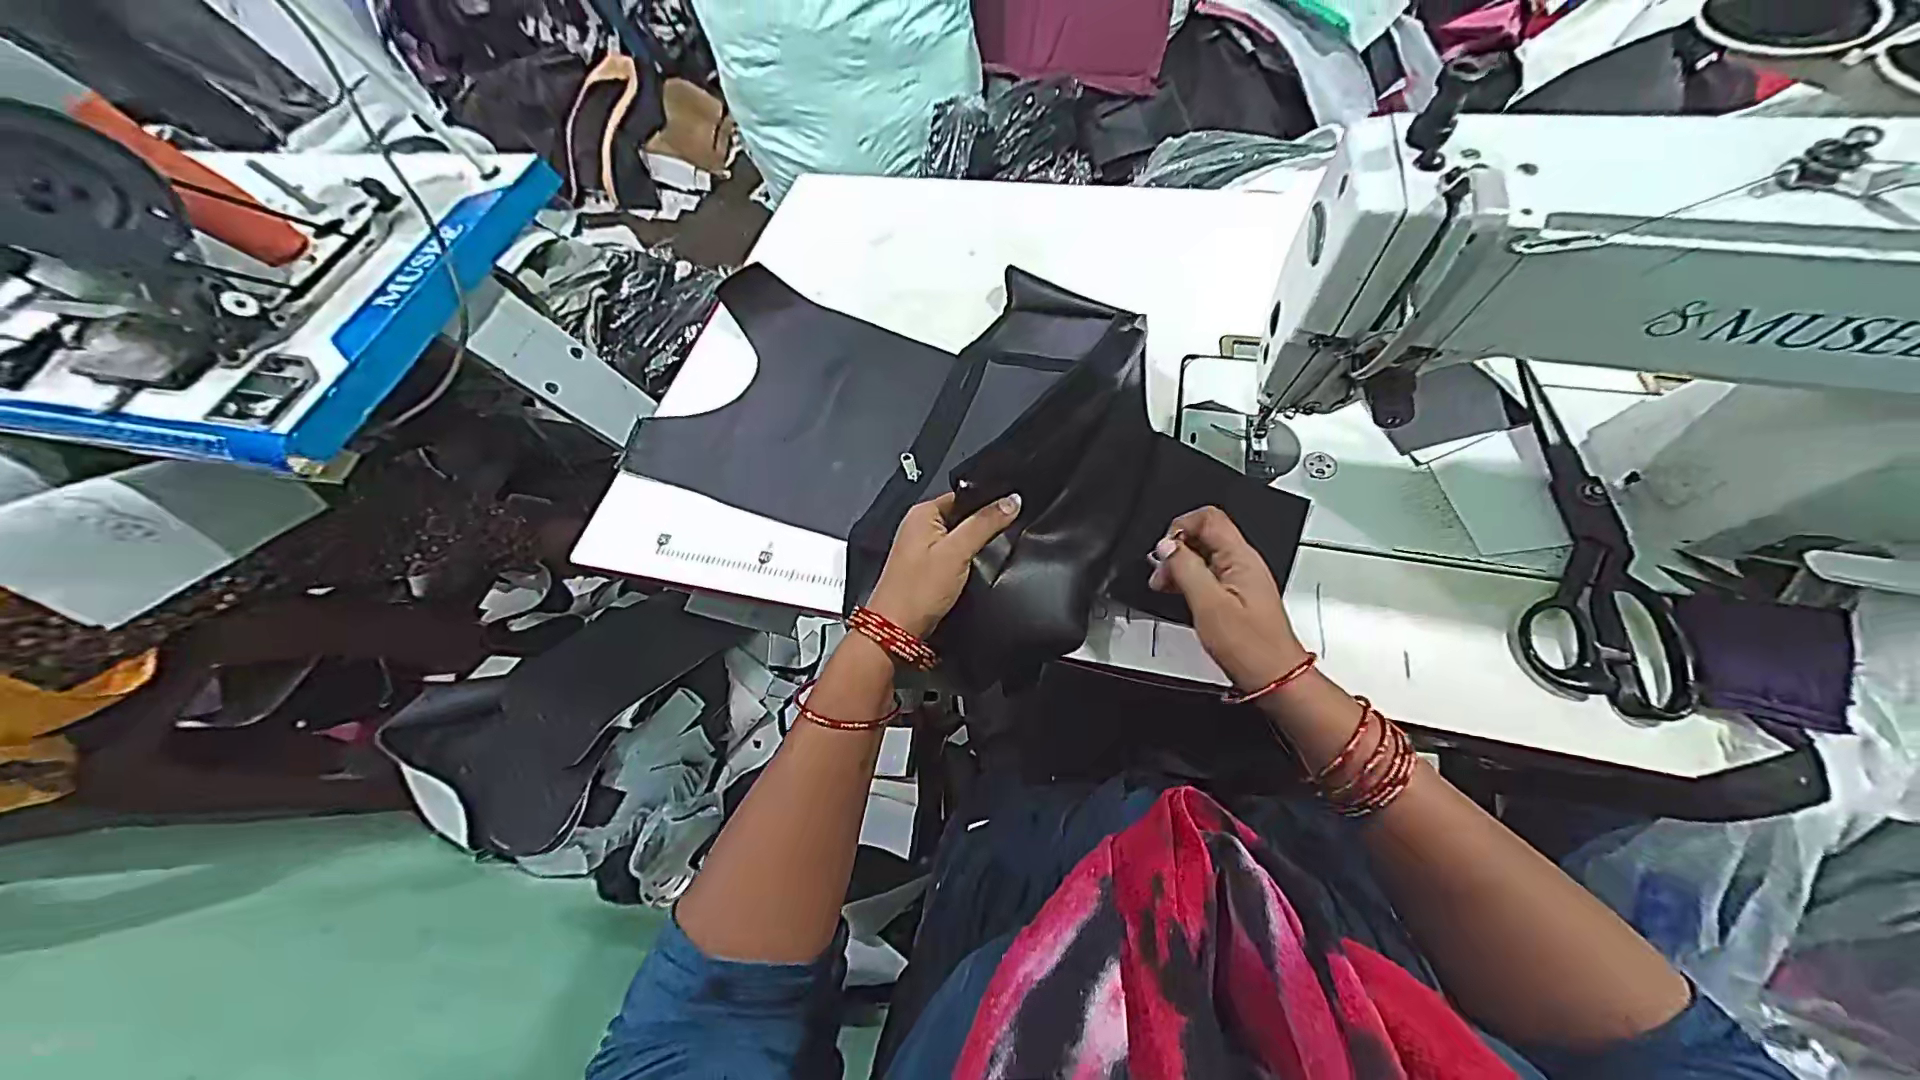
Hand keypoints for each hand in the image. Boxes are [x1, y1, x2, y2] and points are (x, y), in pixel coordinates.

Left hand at [866, 491, 1021, 637]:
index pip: (964, 495)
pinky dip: (968, 561)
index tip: (1013, 508)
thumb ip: (984, 523)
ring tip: (993, 553)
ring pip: (962, 538)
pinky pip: (956, 556)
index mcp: (923, 513)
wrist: (897, 631)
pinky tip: (977, 569)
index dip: (989, 501)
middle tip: (1006, 535)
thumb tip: (1012, 500)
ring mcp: (924, 549)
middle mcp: (920, 527)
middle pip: (964, 516)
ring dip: (977, 546)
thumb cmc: (917, 591)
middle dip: (984, 526)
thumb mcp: (957, 552)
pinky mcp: (929, 568)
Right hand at [1148, 505, 1306, 689]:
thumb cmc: (1250, 646)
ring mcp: (1241, 577)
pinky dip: (1188, 579)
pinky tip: (1179, 595)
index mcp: (1240, 558)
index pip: (1208, 518)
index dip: (1180, 528)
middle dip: (1176, 549)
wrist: (1272, 675)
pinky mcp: (1236, 593)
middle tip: (1162, 573)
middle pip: (1203, 534)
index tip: (1164, 552)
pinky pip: (1207, 573)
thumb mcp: (1208, 604)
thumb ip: (1185, 569)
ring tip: (1165, 586)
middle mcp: (1243, 563)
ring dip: (1179, 566)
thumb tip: (1167, 546)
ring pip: (1203, 554)